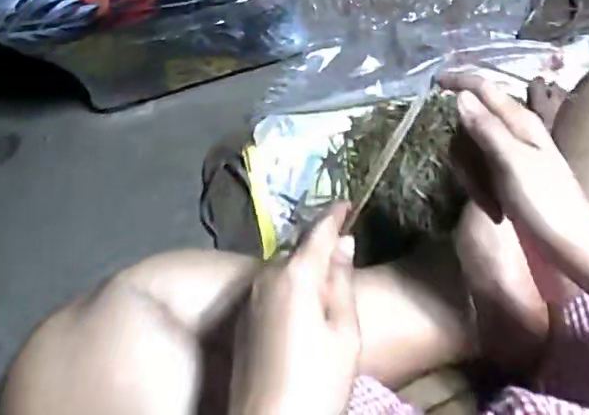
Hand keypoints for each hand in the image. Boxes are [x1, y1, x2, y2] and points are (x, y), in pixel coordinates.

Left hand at [229, 204, 360, 414]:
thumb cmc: (316, 386)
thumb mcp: (344, 334)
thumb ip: (342, 282)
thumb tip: (344, 242)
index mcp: (295, 275)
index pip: (318, 230)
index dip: (334, 214)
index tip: (346, 203)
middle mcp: (267, 277)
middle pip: (299, 250)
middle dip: (319, 246)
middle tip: (342, 254)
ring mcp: (251, 300)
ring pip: (284, 269)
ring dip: (303, 268)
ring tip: (325, 283)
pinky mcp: (242, 323)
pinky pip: (272, 289)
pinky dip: (289, 287)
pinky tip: (302, 308)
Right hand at [441, 71, 588, 263]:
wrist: (578, 252)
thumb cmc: (548, 205)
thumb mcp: (512, 163)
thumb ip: (486, 127)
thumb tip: (460, 95)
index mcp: (519, 120)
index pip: (483, 88)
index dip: (458, 81)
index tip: (434, 82)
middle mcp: (515, 131)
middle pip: (472, 121)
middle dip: (464, 150)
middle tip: (470, 181)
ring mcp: (512, 155)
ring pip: (473, 148)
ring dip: (473, 176)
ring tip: (490, 204)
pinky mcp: (509, 177)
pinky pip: (481, 170)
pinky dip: (481, 189)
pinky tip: (495, 211)